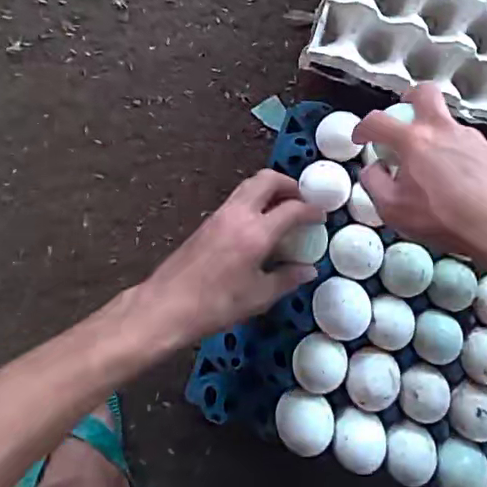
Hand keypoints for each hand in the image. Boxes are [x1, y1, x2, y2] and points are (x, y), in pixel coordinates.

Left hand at [136, 170, 323, 346]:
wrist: (166, 306)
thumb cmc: (214, 306)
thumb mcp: (258, 298)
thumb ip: (286, 279)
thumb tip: (307, 270)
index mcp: (256, 232)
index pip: (292, 208)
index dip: (311, 210)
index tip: (321, 216)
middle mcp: (238, 214)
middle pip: (268, 179)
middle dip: (290, 184)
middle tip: (302, 200)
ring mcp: (220, 214)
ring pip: (250, 185)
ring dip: (270, 189)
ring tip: (284, 208)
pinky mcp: (208, 221)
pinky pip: (238, 198)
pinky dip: (255, 199)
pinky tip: (260, 223)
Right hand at [355, 83, 486, 262]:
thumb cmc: (447, 220)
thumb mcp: (393, 210)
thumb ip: (374, 183)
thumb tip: (373, 170)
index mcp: (414, 140)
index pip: (378, 121)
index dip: (364, 128)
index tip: (362, 137)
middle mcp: (443, 130)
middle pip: (424, 93)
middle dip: (409, 98)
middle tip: (404, 114)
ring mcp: (471, 138)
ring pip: (448, 122)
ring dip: (436, 134)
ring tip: (432, 164)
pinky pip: (468, 144)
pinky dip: (457, 154)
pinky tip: (459, 180)